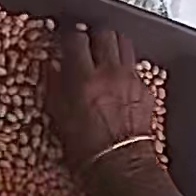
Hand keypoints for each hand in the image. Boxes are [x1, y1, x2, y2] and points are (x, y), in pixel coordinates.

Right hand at [48, 25, 157, 169]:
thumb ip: (54, 84)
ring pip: (123, 41)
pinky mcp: (145, 87)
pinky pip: (134, 64)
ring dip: (111, 42)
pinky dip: (124, 64)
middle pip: (104, 32)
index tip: (64, 36)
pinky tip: (117, 76)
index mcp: (83, 78)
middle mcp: (109, 72)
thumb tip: (50, 64)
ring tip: (103, 51)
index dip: (68, 33)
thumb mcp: (59, 114)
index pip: (75, 38)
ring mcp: (131, 78)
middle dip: (92, 33)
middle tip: (85, 41)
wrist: (121, 163)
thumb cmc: (86, 145)